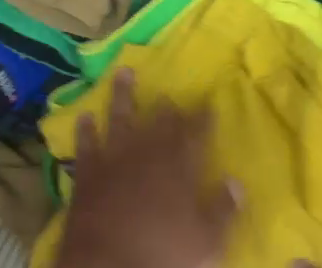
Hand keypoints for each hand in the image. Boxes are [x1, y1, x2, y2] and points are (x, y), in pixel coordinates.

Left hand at [55, 70, 239, 267]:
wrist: (107, 264)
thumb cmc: (162, 253)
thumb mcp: (206, 240)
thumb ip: (222, 210)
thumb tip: (237, 183)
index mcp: (179, 165)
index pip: (196, 133)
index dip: (203, 116)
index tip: (208, 100)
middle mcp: (148, 152)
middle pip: (160, 122)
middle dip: (166, 106)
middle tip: (168, 93)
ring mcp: (115, 158)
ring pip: (120, 117)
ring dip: (121, 94)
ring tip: (123, 73)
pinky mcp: (88, 172)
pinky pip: (86, 144)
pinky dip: (85, 130)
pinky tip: (84, 116)